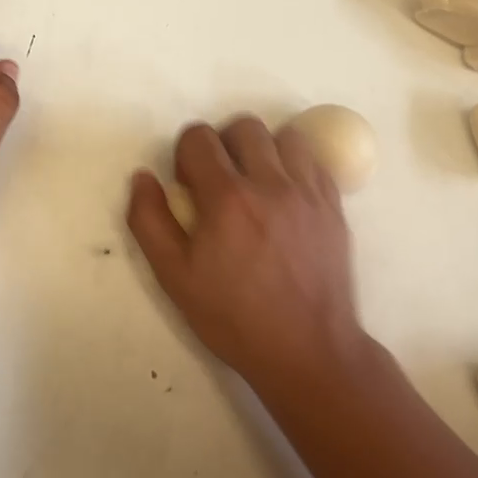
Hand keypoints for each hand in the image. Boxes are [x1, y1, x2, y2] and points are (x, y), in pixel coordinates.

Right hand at [128, 116, 363, 385]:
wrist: (308, 351)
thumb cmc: (233, 318)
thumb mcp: (174, 277)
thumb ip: (149, 220)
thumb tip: (143, 177)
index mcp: (226, 198)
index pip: (199, 137)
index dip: (185, 153)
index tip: (188, 184)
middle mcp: (270, 183)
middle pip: (244, 126)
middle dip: (224, 143)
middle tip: (219, 180)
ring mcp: (307, 193)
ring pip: (286, 137)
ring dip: (264, 150)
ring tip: (257, 183)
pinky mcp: (334, 207)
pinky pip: (315, 161)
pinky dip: (296, 166)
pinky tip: (286, 197)